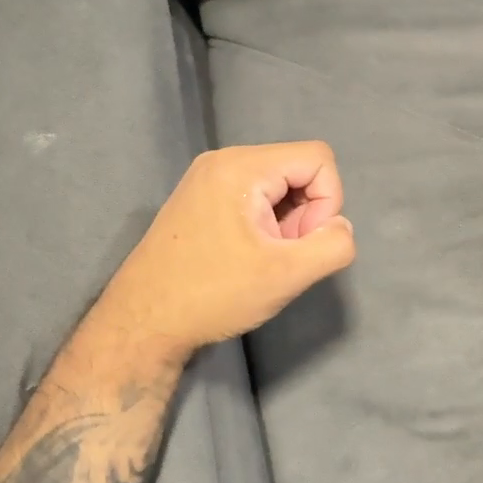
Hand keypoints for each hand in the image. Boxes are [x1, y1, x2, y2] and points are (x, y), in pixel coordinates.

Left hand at [97, 141, 356, 361]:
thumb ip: (333, 245)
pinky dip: (266, 222)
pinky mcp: (202, 197)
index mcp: (242, 167)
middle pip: (298, 168)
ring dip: (287, 220)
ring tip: (263, 257)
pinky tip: (248, 255)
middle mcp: (223, 160)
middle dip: (305, 213)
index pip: (318, 159)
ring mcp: (208, 177)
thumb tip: (340, 227)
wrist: (141, 322)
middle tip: (280, 254)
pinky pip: (256, 195)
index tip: (302, 242)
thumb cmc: (213, 295)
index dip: (327, 201)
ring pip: (280, 184)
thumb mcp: (287, 275)